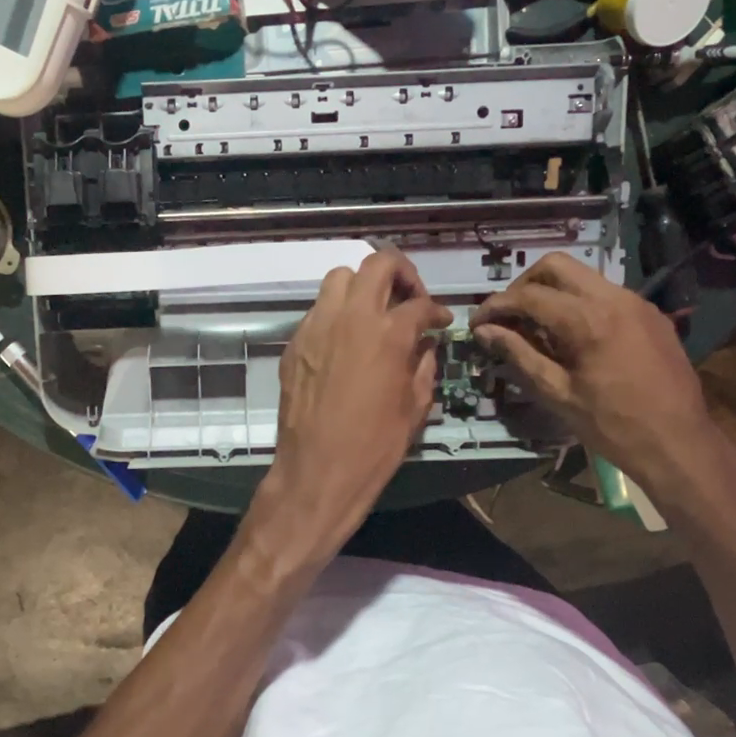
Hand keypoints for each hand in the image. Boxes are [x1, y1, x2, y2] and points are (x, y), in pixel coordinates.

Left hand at [258, 248, 450, 558]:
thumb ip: (423, 366)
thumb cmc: (374, 447)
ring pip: (339, 278)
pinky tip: (345, 340)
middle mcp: (350, 318)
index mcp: (388, 334)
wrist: (317, 471)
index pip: (419, 304)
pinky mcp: (295, 344)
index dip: (436, 310)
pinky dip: (335, 313)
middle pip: (377, 265)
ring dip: (361, 286)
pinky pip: (317, 311)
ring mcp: (316, 328)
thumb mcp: (414, 407)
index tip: (440, 320)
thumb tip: (424, 345)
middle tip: (408, 298)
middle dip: (400, 274)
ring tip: (373, 312)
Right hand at [471, 252, 733, 497]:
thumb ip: (518, 355)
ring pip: (582, 276)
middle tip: (506, 317)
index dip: (495, 306)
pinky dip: (577, 304)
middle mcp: (614, 298)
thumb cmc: (611, 425)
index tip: (476, 324)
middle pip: (556, 266)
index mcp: (588, 320)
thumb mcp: (556, 393)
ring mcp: (636, 302)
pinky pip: (604, 294)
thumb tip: (485, 332)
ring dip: (550, 293)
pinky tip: (568, 338)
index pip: (528, 295)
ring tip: (533, 329)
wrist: (677, 440)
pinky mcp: (649, 314)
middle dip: (522, 286)